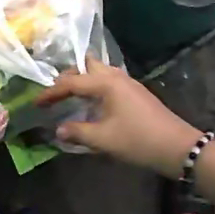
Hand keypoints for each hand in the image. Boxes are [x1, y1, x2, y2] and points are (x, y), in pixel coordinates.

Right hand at [37, 60, 203, 177]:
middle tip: (53, 93)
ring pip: (100, 72)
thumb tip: (59, 130)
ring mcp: (129, 83)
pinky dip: (95, 87)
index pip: (71, 82)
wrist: (177, 147)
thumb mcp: (103, 139)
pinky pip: (109, 82)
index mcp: (106, 83)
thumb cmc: (138, 140)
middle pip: (87, 67)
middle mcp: (116, 77)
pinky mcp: (136, 93)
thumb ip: (77, 132)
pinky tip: (92, 103)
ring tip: (70, 96)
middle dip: (68, 77)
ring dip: (84, 80)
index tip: (36, 103)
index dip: (51, 92)